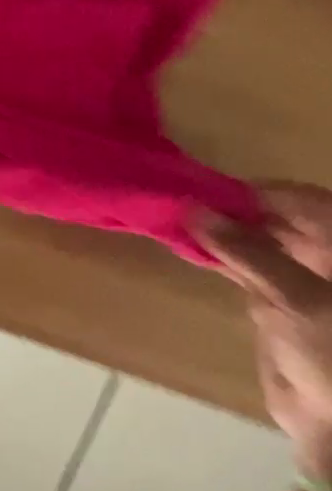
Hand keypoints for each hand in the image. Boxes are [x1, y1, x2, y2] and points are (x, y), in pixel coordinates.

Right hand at [194, 181, 331, 481]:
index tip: (196, 189)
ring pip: (260, 241)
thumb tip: (192, 208)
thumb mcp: (297, 300)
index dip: (251, 194)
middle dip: (231, 210)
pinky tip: (192, 249)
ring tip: (173, 220)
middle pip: (280, 220)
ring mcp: (307, 281)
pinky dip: (222, 256)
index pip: (301, 203)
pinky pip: (248, 267)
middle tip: (175, 202)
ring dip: (221, 231)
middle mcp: (326, 261)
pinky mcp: (282, 302)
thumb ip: (247, 251)